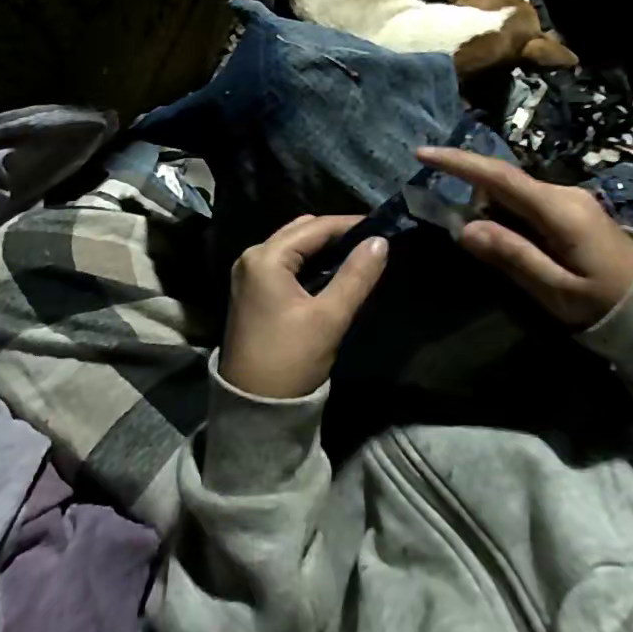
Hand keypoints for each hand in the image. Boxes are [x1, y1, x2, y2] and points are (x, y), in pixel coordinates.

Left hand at [221, 215, 388, 398]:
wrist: (253, 406)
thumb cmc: (291, 359)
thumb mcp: (329, 317)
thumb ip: (356, 276)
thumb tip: (380, 241)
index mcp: (266, 258)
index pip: (315, 227)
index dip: (350, 224)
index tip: (383, 227)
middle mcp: (252, 258)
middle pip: (301, 231)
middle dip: (336, 233)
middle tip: (373, 241)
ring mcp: (249, 274)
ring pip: (293, 247)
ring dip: (323, 248)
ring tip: (359, 254)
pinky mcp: (253, 291)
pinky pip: (286, 263)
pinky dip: (310, 262)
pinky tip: (334, 272)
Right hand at [415, 147, 632, 328]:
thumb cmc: (603, 303)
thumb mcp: (555, 289)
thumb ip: (512, 256)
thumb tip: (466, 229)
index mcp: (559, 210)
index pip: (500, 177)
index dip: (459, 163)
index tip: (422, 154)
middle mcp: (563, 193)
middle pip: (503, 183)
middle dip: (474, 201)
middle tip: (470, 243)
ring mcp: (570, 198)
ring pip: (514, 193)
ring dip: (493, 213)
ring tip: (501, 256)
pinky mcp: (571, 207)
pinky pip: (528, 202)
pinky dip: (509, 217)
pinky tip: (518, 247)